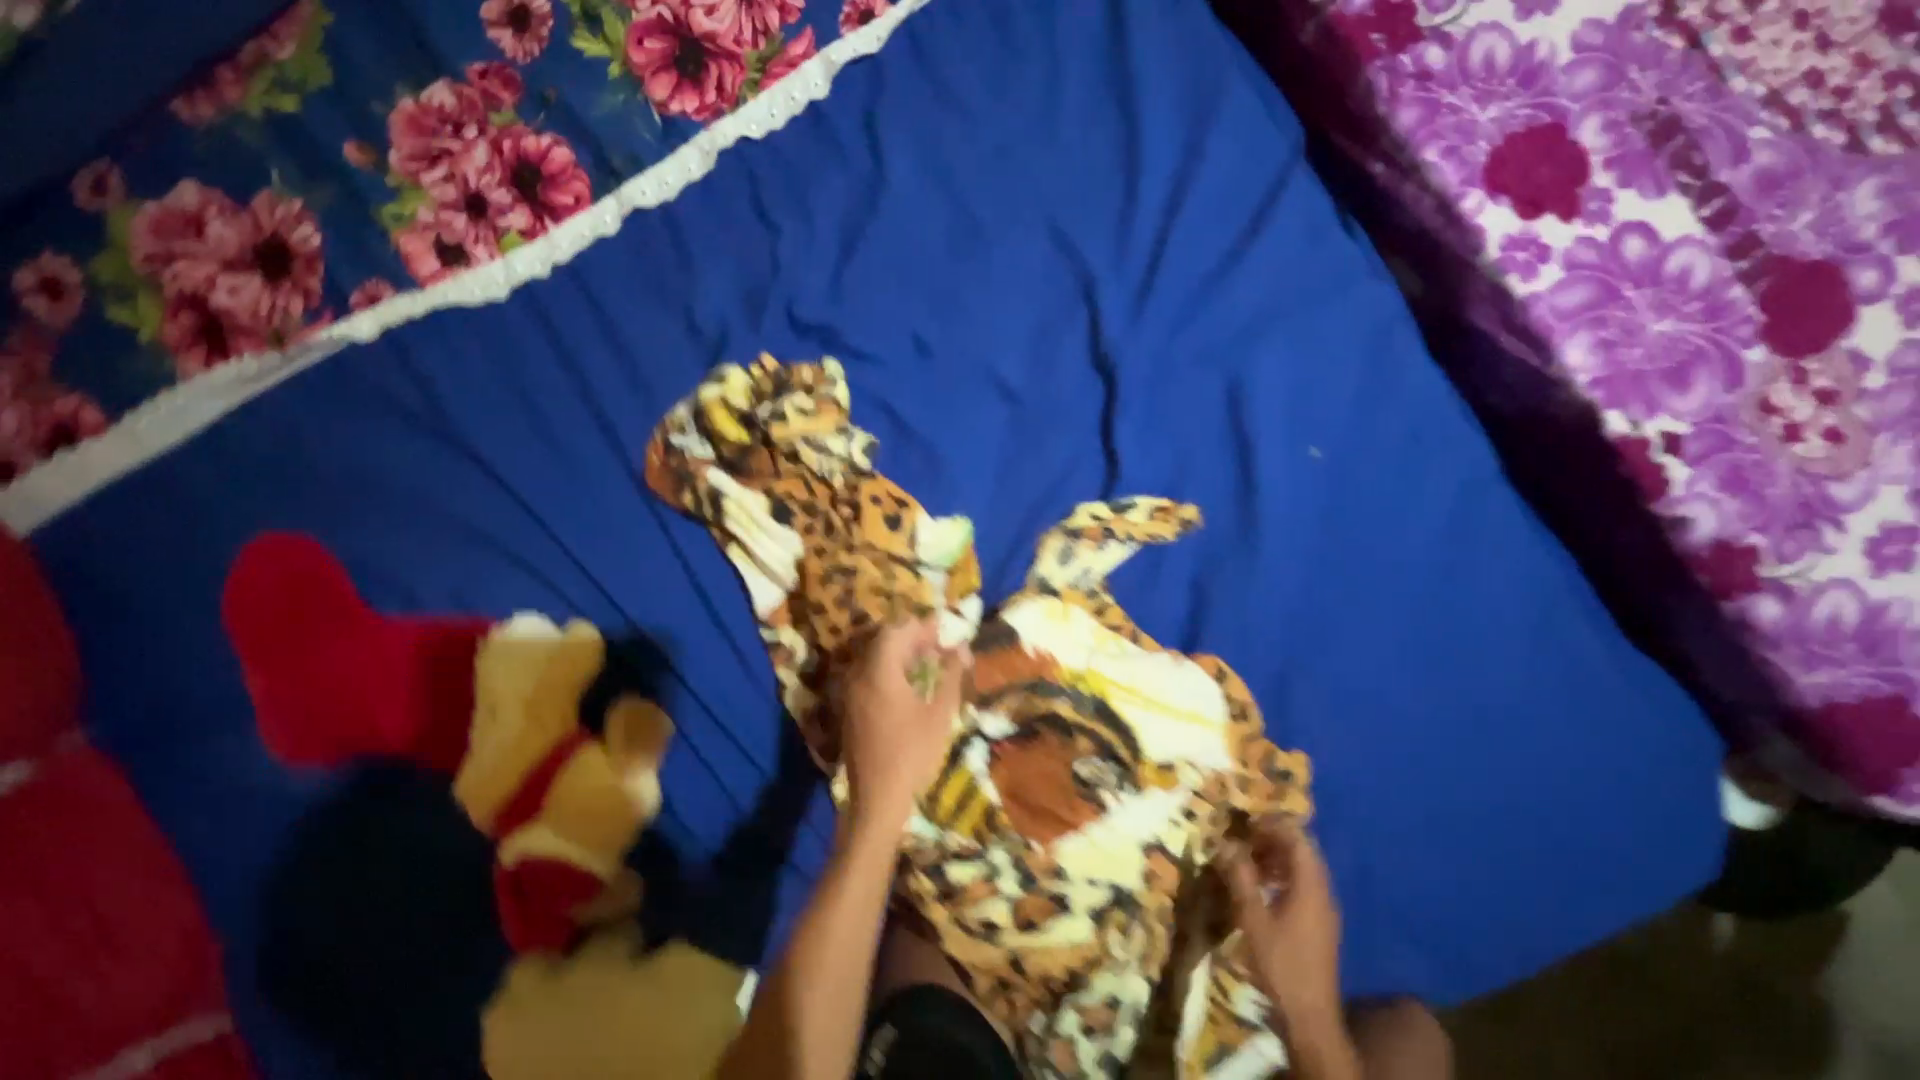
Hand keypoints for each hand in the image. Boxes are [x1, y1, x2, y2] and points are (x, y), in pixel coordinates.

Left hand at [838, 616, 970, 831]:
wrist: (877, 797)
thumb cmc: (913, 754)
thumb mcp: (940, 714)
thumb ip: (951, 676)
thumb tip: (962, 649)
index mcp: (879, 673)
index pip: (895, 632)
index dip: (920, 627)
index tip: (943, 631)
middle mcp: (858, 677)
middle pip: (881, 643)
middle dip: (911, 639)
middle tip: (938, 646)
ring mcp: (850, 694)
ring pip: (873, 660)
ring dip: (900, 655)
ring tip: (928, 663)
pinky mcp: (849, 709)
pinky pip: (868, 677)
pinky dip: (888, 672)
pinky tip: (909, 685)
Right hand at [1221, 820, 1343, 1032]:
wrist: (1310, 1014)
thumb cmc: (1280, 963)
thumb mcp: (1253, 918)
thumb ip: (1241, 878)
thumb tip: (1226, 844)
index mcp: (1311, 885)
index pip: (1298, 838)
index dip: (1272, 825)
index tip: (1244, 824)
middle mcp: (1323, 891)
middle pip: (1303, 851)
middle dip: (1272, 840)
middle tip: (1242, 841)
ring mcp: (1325, 908)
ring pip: (1304, 869)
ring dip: (1277, 859)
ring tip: (1247, 863)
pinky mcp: (1321, 923)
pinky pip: (1304, 887)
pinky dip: (1282, 878)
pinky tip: (1261, 889)